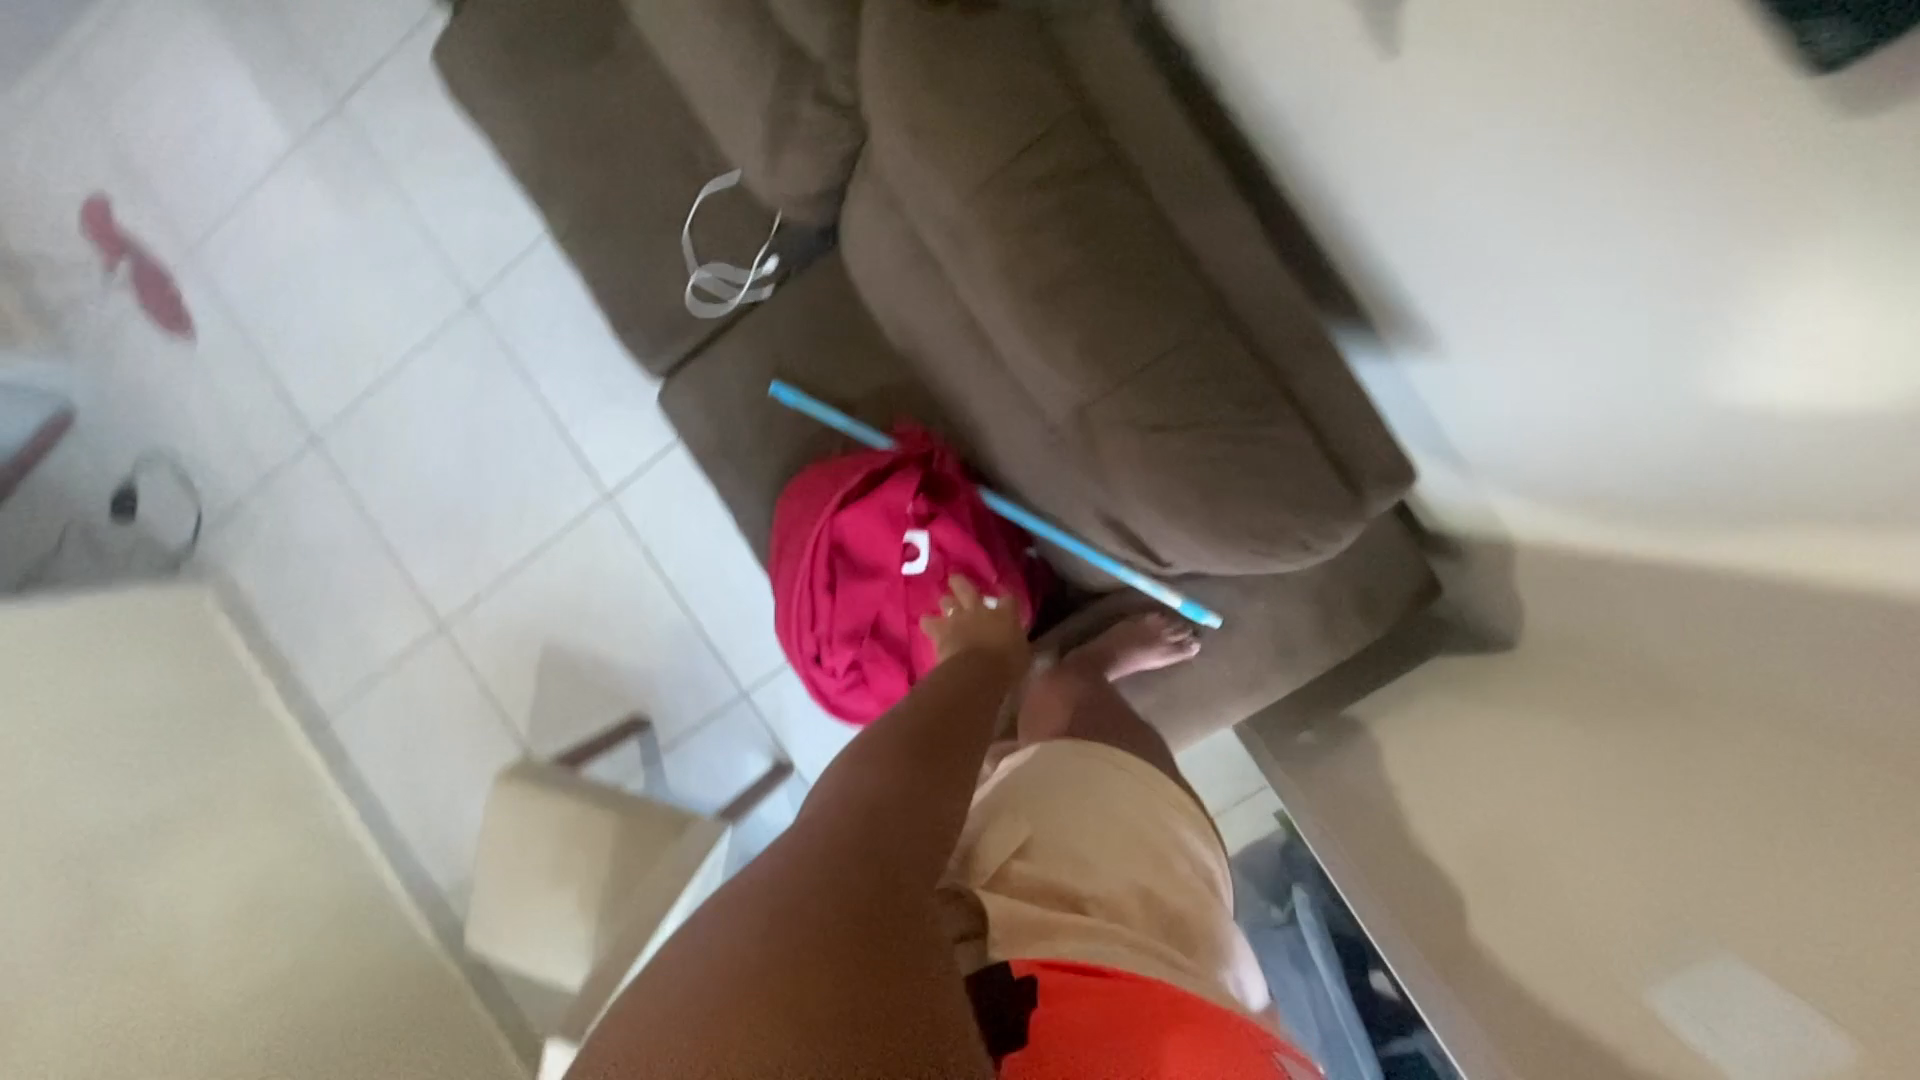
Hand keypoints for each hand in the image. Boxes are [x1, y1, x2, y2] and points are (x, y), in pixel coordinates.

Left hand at [920, 575, 1029, 673]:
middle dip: (961, 583)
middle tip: (954, 578)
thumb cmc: (1008, 667)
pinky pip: (929, 623)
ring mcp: (959, 618)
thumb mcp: (1023, 657)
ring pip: (947, 601)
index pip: (1009, 600)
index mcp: (1006, 615)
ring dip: (946, 602)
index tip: (1006, 602)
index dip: (1007, 600)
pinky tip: (926, 623)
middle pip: (969, 589)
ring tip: (943, 602)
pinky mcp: (941, 631)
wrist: (978, 672)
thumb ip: (1019, 647)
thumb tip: (1021, 648)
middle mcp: (981, 611)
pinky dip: (928, 623)